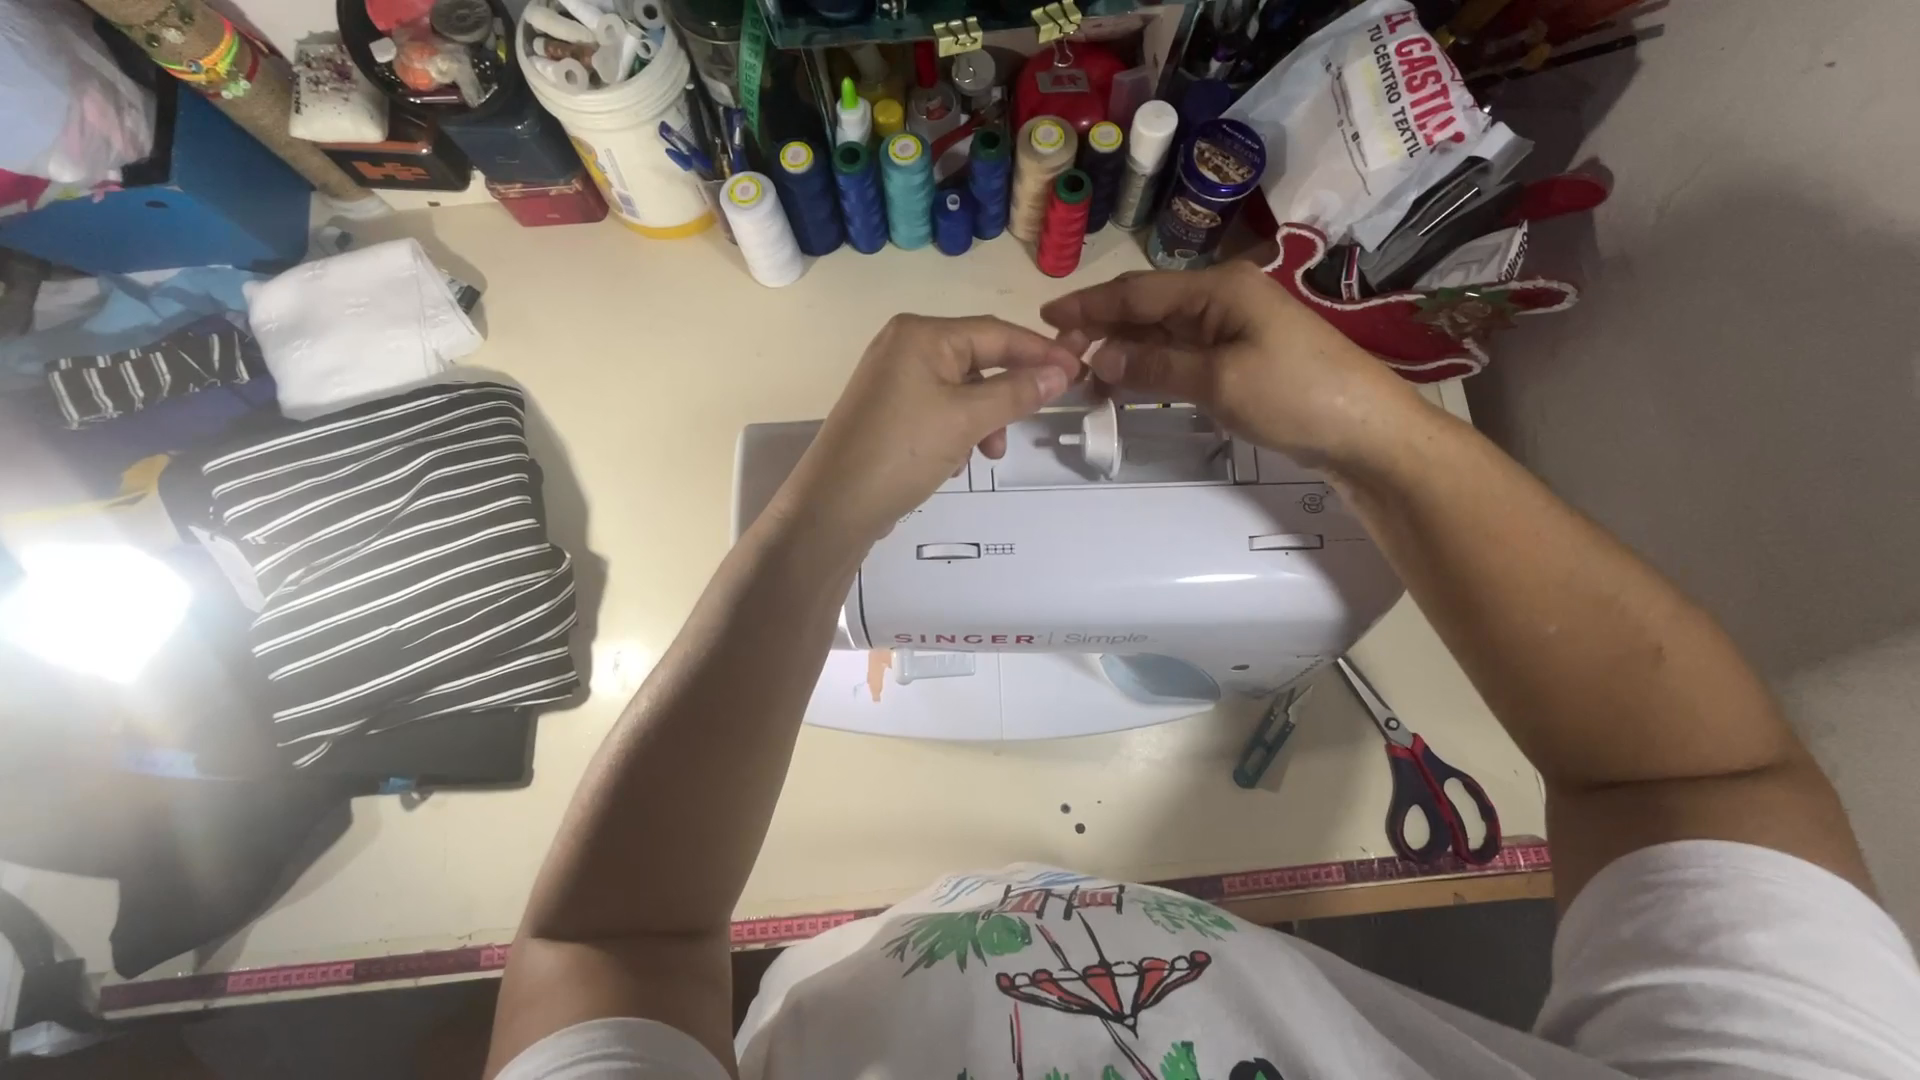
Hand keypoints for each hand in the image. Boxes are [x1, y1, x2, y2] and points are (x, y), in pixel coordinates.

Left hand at [776, 315, 1080, 543]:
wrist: (835, 506)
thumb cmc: (901, 452)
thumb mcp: (966, 420)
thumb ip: (1017, 394)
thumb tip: (1060, 374)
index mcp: (922, 334)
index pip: (997, 333)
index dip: (1040, 353)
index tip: (1078, 373)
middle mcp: (905, 346)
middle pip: (979, 360)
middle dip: (1007, 395)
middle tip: (1031, 423)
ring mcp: (893, 379)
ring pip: (962, 390)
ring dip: (984, 420)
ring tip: (987, 455)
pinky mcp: (889, 411)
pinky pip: (939, 410)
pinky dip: (958, 431)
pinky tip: (956, 462)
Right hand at [1041, 261, 1421, 468]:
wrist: (1367, 432)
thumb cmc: (1296, 395)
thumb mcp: (1218, 380)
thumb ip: (1155, 365)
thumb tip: (1097, 356)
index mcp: (1218, 289)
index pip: (1138, 292)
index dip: (1090, 305)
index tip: (1047, 315)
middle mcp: (1222, 300)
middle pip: (1148, 307)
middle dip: (1102, 327)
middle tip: (1059, 354)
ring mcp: (1234, 329)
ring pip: (1162, 332)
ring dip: (1123, 349)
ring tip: (1083, 372)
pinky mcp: (1241, 358)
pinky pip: (1182, 355)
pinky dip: (1151, 366)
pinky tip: (1128, 380)